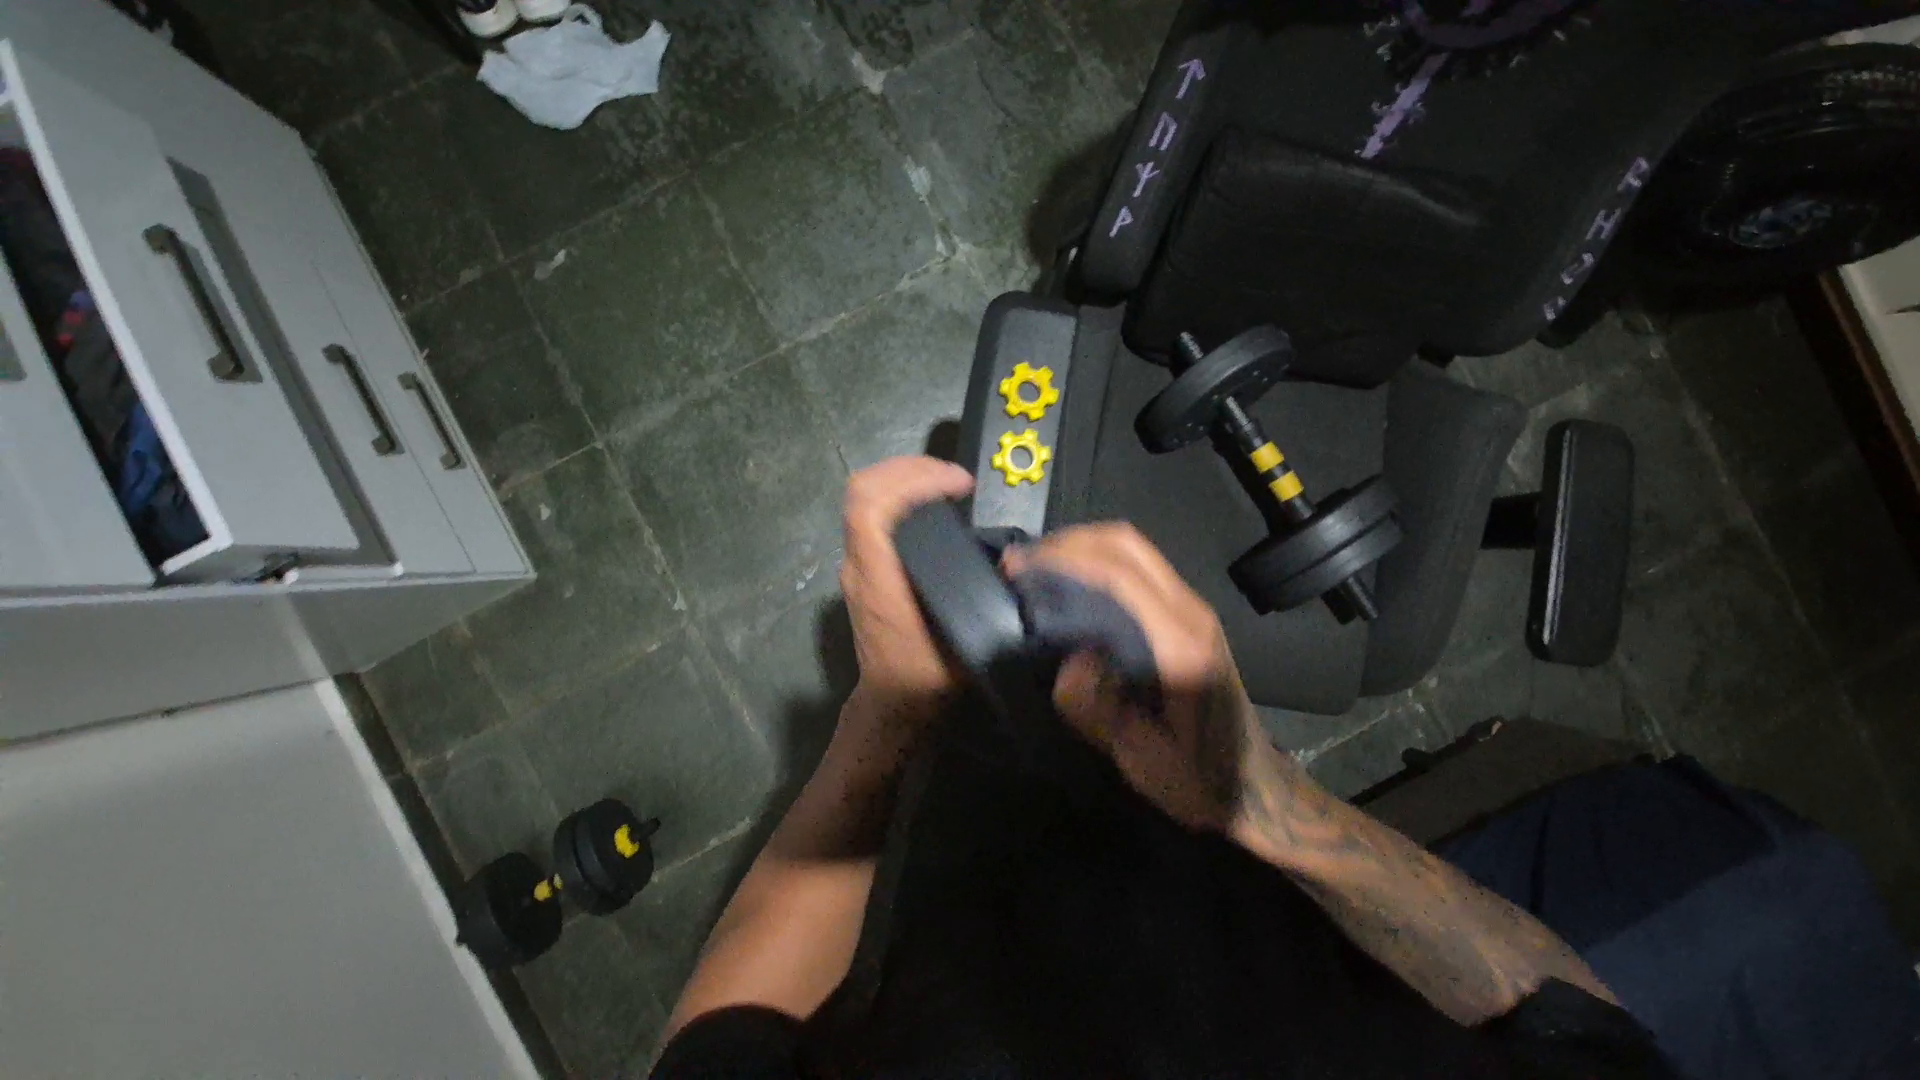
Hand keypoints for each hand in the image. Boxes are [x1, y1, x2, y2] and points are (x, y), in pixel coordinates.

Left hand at [839, 456, 974, 714]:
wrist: (894, 704)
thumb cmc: (927, 675)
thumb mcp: (962, 638)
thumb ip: (979, 597)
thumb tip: (1008, 560)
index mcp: (876, 577)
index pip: (872, 506)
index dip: (913, 480)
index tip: (960, 485)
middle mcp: (857, 564)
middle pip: (862, 489)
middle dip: (909, 468)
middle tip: (954, 476)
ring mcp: (855, 565)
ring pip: (864, 497)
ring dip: (903, 478)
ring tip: (945, 482)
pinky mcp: (862, 568)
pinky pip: (872, 514)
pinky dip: (901, 496)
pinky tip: (932, 506)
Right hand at [1004, 524, 1288, 831]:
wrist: (1253, 785)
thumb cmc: (1198, 779)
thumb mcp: (1145, 762)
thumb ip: (1103, 714)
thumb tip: (1069, 662)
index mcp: (1181, 645)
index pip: (1120, 577)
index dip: (1065, 562)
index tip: (1017, 569)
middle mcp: (1190, 613)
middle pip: (1127, 545)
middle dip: (1068, 542)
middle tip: (1020, 564)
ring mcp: (1192, 610)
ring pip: (1133, 550)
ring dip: (1082, 548)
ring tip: (1036, 570)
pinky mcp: (1186, 616)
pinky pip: (1137, 569)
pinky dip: (1096, 563)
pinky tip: (1068, 588)